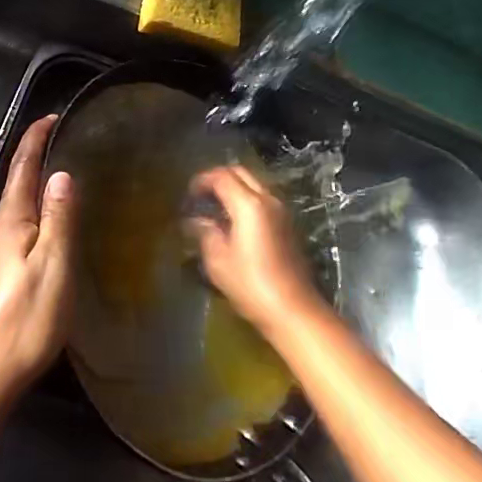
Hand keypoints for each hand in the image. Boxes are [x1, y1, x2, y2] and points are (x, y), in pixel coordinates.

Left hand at [0, 115, 75, 402]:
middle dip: (37, 167)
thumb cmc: (24, 318)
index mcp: (9, 221)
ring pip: (14, 216)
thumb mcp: (54, 265)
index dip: (35, 139)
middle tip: (68, 155)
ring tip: (63, 198)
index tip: (51, 117)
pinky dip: (30, 227)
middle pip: (16, 189)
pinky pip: (11, 239)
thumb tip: (61, 174)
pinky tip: (44, 244)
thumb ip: (59, 218)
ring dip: (35, 200)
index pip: (22, 167)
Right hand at [187, 165, 321, 331]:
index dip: (201, 180)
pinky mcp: (288, 224)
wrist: (293, 308)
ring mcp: (281, 211)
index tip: (188, 194)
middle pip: (240, 173)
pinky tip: (233, 223)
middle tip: (200, 197)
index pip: (221, 176)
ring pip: (254, 184)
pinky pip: (263, 199)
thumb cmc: (251, 284)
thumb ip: (205, 232)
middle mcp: (268, 199)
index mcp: (249, 205)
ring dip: (233, 189)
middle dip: (218, 178)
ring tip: (214, 210)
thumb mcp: (218, 260)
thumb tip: (195, 220)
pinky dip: (245, 200)